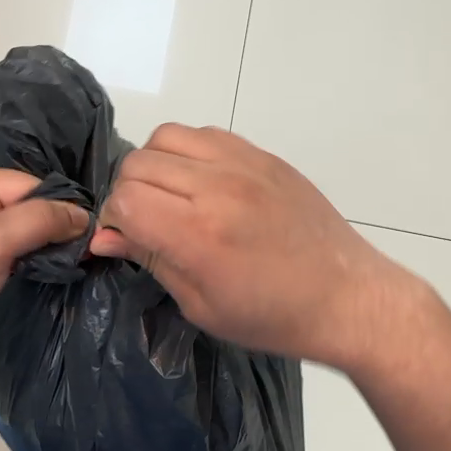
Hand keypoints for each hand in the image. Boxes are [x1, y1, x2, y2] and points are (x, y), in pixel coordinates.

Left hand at [0, 168, 88, 400]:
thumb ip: (41, 220)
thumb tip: (85, 215)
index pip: (31, 184)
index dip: (61, 206)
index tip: (92, 233)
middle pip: (31, 204)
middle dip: (58, 225)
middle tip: (91, 249)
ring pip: (29, 229)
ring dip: (51, 245)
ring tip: (79, 261)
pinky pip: (20, 250)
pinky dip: (39, 259)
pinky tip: (57, 269)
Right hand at [88, 124, 419, 368]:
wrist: (346, 297)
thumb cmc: (271, 317)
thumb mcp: (200, 305)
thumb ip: (150, 260)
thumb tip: (104, 237)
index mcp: (200, 234)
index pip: (124, 199)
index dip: (113, 220)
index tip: (124, 240)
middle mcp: (218, 187)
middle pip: (137, 163)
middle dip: (127, 193)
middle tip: (145, 222)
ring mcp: (243, 164)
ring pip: (165, 137)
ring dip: (155, 166)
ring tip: (171, 197)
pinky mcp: (263, 155)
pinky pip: (203, 134)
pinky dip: (187, 153)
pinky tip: (201, 183)